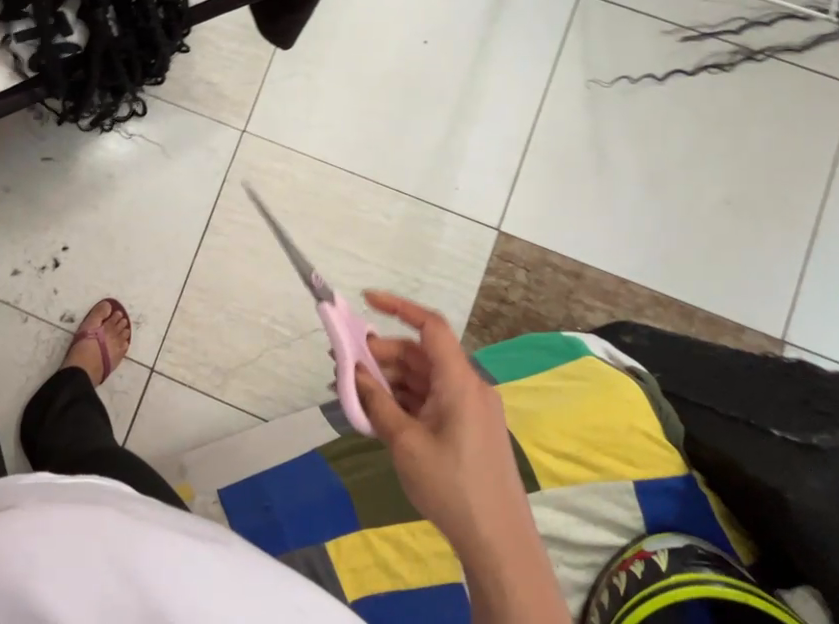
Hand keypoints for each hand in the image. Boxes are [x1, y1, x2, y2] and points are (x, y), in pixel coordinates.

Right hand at [353, 291, 529, 554]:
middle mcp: (468, 387)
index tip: (364, 299)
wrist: (497, 539)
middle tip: (342, 364)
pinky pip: (428, 397)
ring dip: (386, 378)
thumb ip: (376, 400)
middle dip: (379, 353)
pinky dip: (400, 397)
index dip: (398, 307)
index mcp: (460, 383)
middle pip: (419, 353)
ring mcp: (469, 408)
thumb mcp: (403, 441)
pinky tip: (375, 410)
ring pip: (421, 376)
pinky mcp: (466, 427)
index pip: (431, 328)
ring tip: (351, 391)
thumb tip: (354, 371)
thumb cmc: (451, 484)